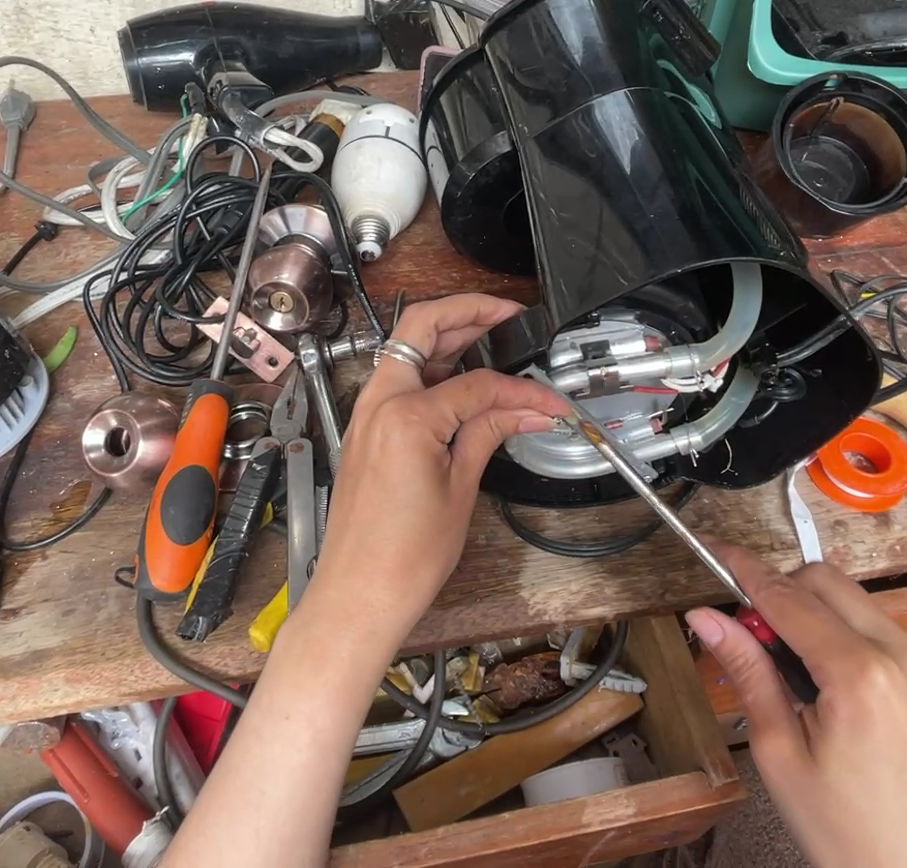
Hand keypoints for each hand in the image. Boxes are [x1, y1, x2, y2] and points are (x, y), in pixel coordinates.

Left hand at [307, 294, 568, 639]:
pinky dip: (430, 368)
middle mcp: (377, 403)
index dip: (520, 390)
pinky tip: (460, 376)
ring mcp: (366, 414)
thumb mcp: (459, 488)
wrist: (358, 595)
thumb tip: (524, 410)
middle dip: (467, 311)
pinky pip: (398, 379)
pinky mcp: (365, 430)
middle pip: (421, 328)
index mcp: (404, 415)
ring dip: (446, 333)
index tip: (548, 401)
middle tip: (508, 314)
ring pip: (405, 348)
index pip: (476, 384)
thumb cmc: (401, 556)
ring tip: (490, 335)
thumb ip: (488, 433)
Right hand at [685, 547, 906, 867]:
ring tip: (807, 679)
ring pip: (866, 610)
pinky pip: (900, 646)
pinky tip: (854, 703)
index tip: (718, 552)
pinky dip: (865, 650)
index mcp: (859, 676)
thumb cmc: (848, 837)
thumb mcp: (780, 755)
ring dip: (826, 620)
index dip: (746, 570)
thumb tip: (706, 617)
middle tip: (759, 634)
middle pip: (830, 583)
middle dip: (787, 590)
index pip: (788, 596)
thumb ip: (748, 672)